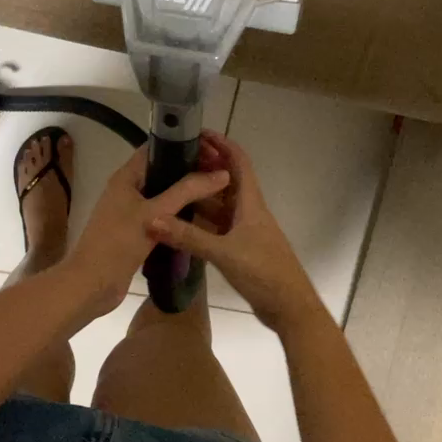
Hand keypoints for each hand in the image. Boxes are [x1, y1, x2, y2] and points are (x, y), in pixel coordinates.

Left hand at [62, 147, 230, 315]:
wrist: (92, 285)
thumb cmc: (118, 243)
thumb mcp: (154, 213)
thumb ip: (187, 191)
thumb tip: (222, 174)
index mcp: (126, 177)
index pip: (156, 148)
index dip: (183, 145)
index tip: (212, 151)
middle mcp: (128, 190)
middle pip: (163, 172)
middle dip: (190, 171)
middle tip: (221, 174)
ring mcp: (131, 212)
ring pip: (164, 197)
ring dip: (186, 196)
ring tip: (217, 195)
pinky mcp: (136, 233)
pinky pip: (162, 218)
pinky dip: (179, 216)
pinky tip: (202, 221)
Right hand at [144, 131, 327, 335]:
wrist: (289, 307)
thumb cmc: (263, 272)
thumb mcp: (223, 253)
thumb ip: (188, 237)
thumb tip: (152, 220)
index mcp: (251, 203)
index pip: (238, 162)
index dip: (222, 144)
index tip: (198, 133)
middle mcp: (249, 211)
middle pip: (227, 181)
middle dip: (205, 168)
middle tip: (174, 160)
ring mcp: (246, 230)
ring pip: (221, 205)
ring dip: (201, 195)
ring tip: (172, 187)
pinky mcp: (241, 248)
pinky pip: (218, 226)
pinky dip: (202, 220)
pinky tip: (182, 221)